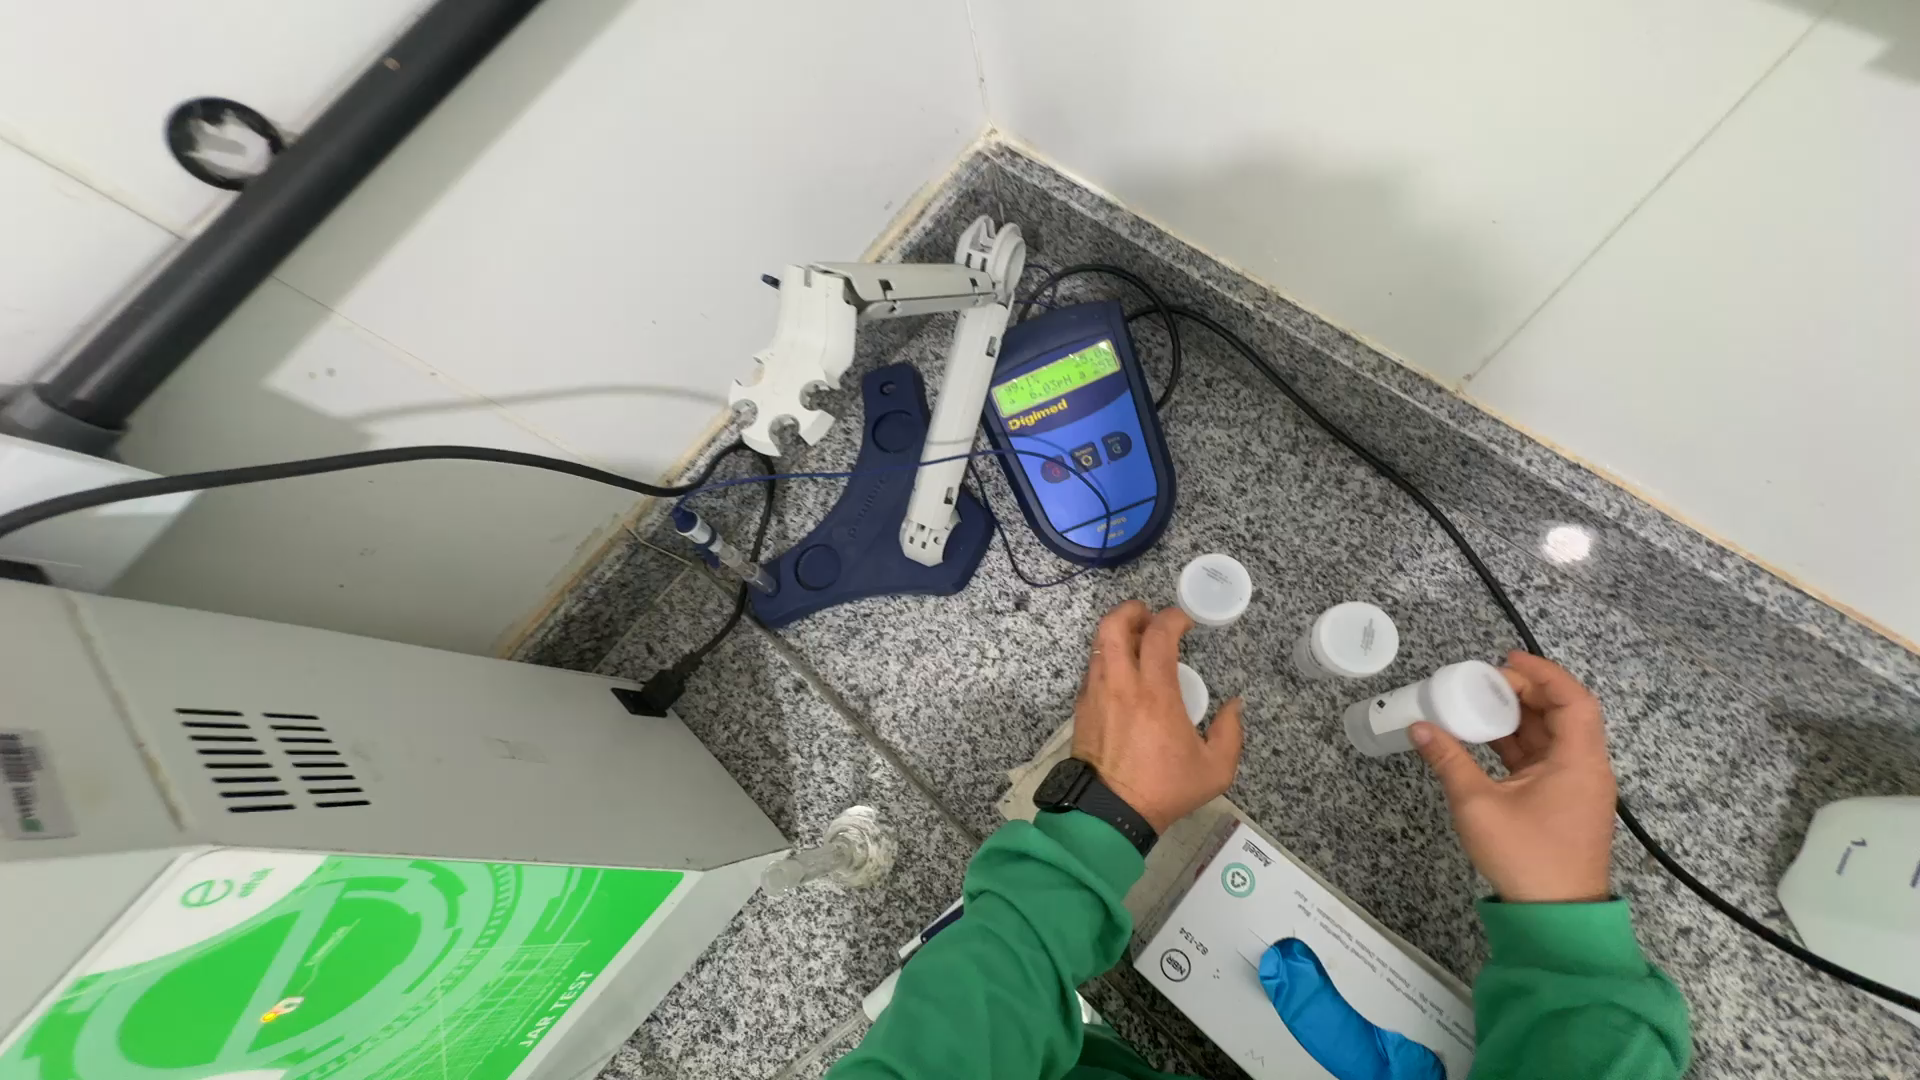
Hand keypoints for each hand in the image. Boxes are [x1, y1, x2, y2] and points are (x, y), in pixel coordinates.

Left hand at [1072, 601, 1244, 832]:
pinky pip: (1091, 668)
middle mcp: (1121, 684)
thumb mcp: (1215, 769)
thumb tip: (1235, 704)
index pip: (1159, 635)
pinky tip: (1121, 672)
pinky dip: (1106, 658)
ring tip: (1135, 640)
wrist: (1110, 812)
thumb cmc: (1164, 788)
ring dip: (1116, 633)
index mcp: (1155, 693)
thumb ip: (1231, 732)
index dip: (1172, 618)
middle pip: (1113, 626)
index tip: (1184, 621)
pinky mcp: (1081, 706)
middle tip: (1149, 616)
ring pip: (1098, 644)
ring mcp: (1096, 693)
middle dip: (1131, 610)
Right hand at [1411, 651, 1617, 903]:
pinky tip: (1482, 733)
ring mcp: (1574, 786)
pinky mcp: (1560, 800)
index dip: (1544, 674)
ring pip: (1551, 734)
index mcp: (1579, 764)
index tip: (1506, 658)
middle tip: (1481, 680)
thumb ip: (1448, 760)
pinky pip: (1541, 755)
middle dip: (1523, 690)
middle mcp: (1585, 769)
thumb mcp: (1477, 804)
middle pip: (1563, 713)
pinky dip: (1514, 739)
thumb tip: (1418, 727)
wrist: (1554, 917)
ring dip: (1517, 714)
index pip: (1574, 702)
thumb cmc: (1524, 855)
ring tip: (1476, 699)